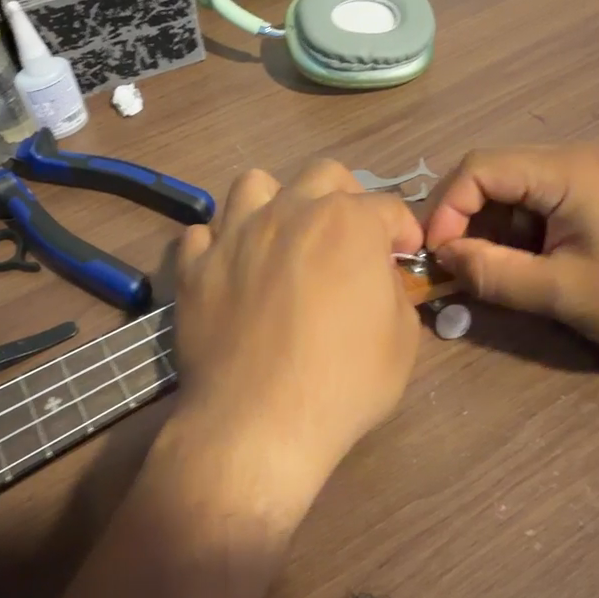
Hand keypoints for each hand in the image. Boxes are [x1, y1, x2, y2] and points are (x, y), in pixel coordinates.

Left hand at [171, 160, 424, 501]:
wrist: (257, 422)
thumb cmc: (342, 383)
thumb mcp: (401, 340)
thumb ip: (393, 291)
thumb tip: (376, 276)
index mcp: (347, 222)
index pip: (387, 206)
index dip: (402, 230)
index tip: (402, 254)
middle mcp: (289, 212)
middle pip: (322, 174)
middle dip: (346, 197)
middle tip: (349, 237)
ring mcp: (235, 234)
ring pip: (253, 184)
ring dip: (275, 202)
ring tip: (283, 237)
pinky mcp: (196, 265)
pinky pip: (202, 233)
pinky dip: (219, 244)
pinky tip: (231, 268)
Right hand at [425, 145, 598, 357]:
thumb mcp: (564, 291)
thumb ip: (495, 274)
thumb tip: (442, 261)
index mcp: (563, 171)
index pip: (477, 168)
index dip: (446, 209)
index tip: (437, 257)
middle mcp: (568, 161)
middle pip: (488, 173)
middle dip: (461, 217)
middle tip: (450, 264)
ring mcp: (581, 178)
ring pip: (507, 190)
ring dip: (485, 228)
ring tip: (481, 271)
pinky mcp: (589, 200)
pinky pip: (531, 205)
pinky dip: (511, 233)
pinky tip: (514, 266)